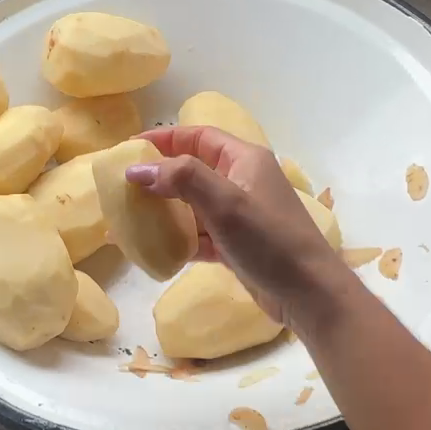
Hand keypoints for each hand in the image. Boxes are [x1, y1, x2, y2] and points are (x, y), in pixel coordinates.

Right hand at [127, 125, 351, 330]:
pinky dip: (178, 240)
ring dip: (165, 212)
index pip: (198, 137)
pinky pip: (200, 236)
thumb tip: (136, 170)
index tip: (128, 150)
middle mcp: (242, 182)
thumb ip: (182, 179)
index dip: (163, 139)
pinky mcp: (236, 246)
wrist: (307, 292)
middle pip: (192, 171)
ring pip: (193, 207)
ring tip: (130, 220)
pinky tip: (154, 250)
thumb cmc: (269, 240)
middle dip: (159, 178)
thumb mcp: (225, 203)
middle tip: (123, 188)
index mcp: (244, 160)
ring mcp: (240, 216)